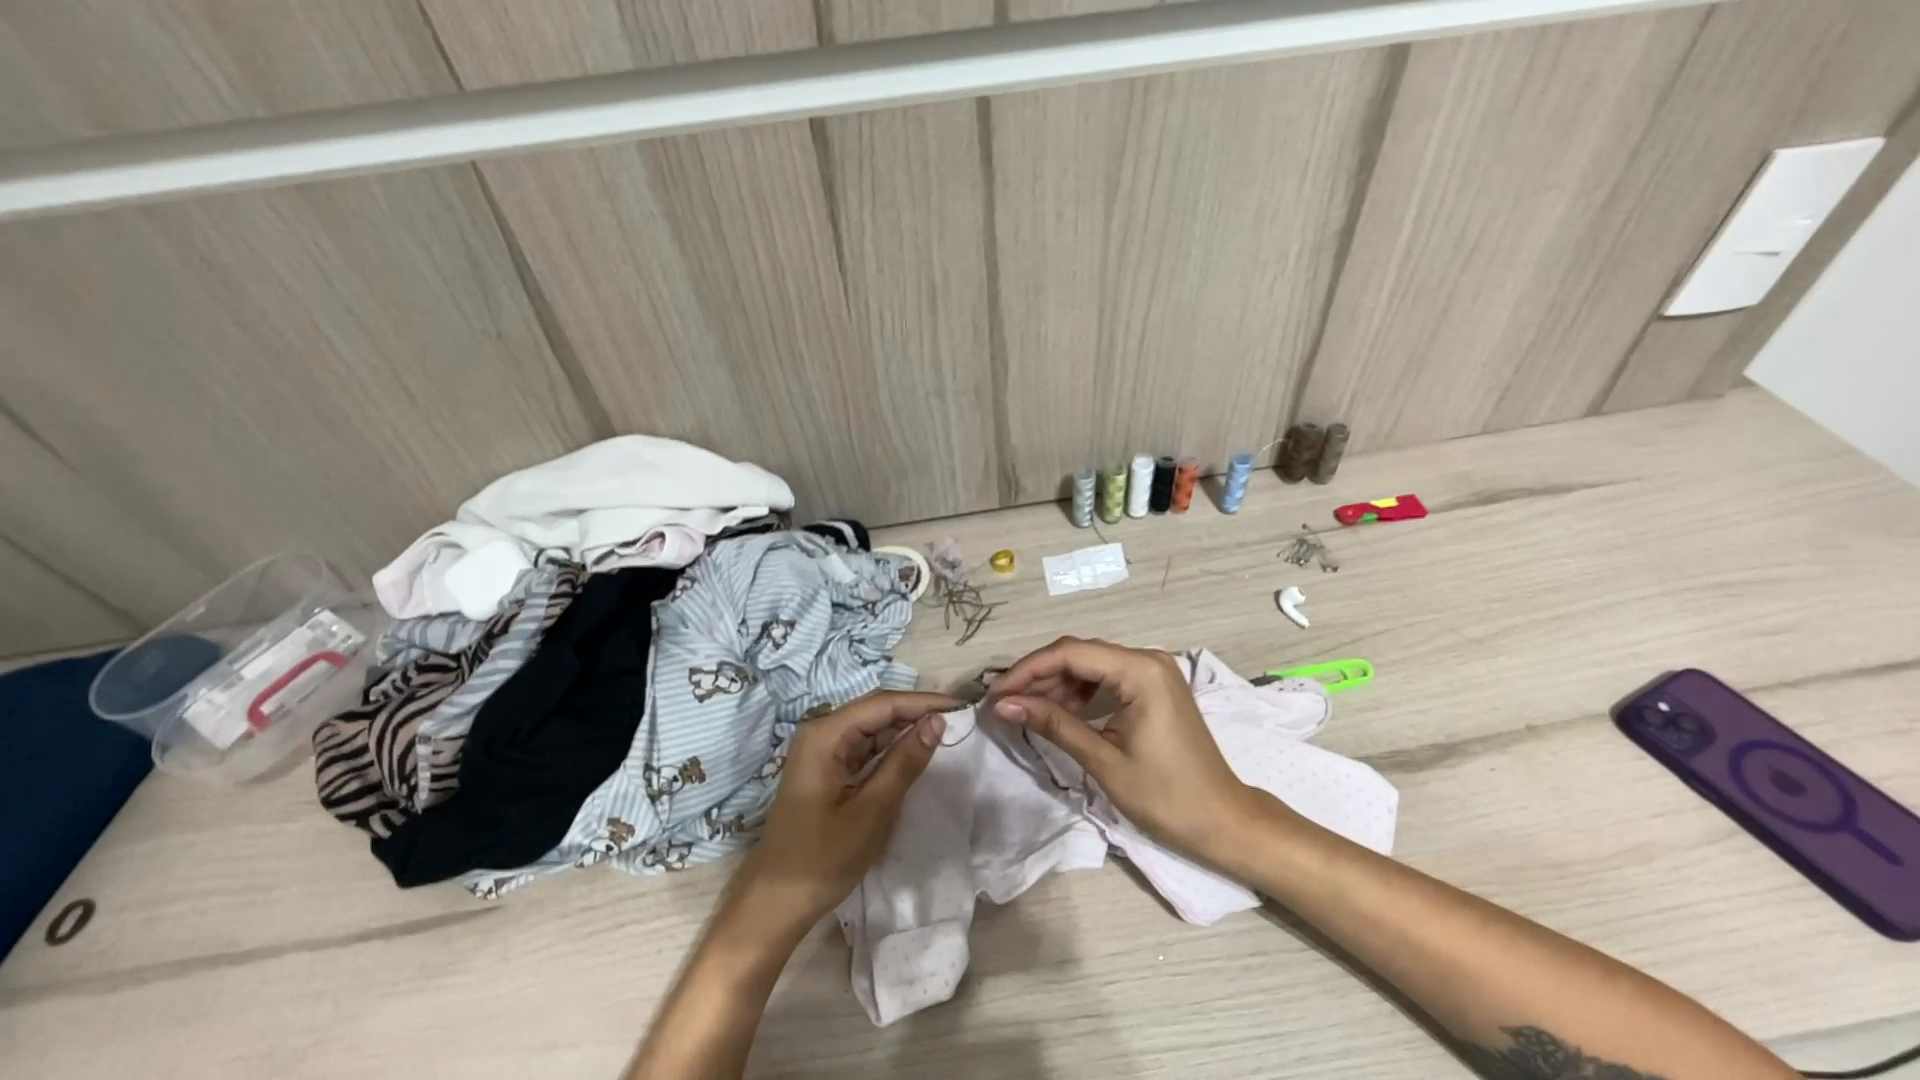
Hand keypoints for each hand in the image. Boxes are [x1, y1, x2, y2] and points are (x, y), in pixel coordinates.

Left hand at [725, 691, 957, 942]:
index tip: (963, 706)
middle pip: (876, 711)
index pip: (883, 704)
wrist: (778, 900)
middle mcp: (820, 733)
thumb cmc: (824, 856)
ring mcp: (821, 752)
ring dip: (905, 729)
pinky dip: (890, 749)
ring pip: (871, 729)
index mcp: (825, 735)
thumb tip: (937, 723)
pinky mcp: (825, 771)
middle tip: (961, 717)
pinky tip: (915, 753)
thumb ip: (905, 762)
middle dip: (917, 711)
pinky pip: (863, 748)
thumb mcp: (873, 810)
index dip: (924, 702)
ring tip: (946, 732)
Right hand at [990, 638, 1268, 863]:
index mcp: (1141, 671)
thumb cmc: (1166, 796)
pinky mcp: (1154, 688)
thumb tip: (1004, 705)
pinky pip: (1107, 678)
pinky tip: (1056, 711)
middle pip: (1079, 654)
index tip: (996, 693)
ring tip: (1023, 709)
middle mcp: (1149, 659)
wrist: (1221, 819)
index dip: (1027, 670)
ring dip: (1055, 685)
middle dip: (1038, 676)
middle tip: (1004, 703)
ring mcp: (1154, 672)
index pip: (1071, 654)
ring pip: (1091, 665)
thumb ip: (1054, 724)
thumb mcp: (1103, 760)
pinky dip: (1078, 692)